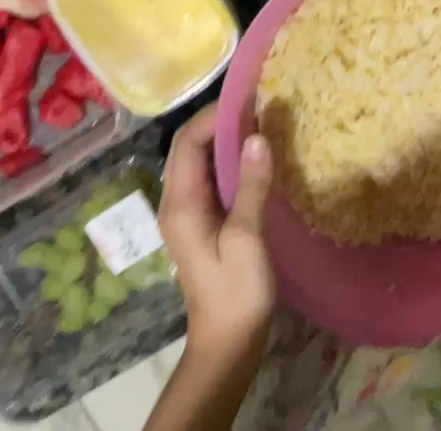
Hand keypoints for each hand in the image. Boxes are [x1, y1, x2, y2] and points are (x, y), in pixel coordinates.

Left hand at [159, 105, 276, 363]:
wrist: (228, 342)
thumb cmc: (236, 292)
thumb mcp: (246, 239)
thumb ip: (250, 187)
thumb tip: (257, 137)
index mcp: (181, 203)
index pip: (188, 141)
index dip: (215, 115)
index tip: (250, 98)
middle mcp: (178, 201)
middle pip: (191, 146)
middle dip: (221, 120)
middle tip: (260, 104)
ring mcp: (190, 211)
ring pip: (202, 159)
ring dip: (227, 137)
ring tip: (263, 120)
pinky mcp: (205, 220)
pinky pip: (213, 176)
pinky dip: (232, 158)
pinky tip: (258, 155)